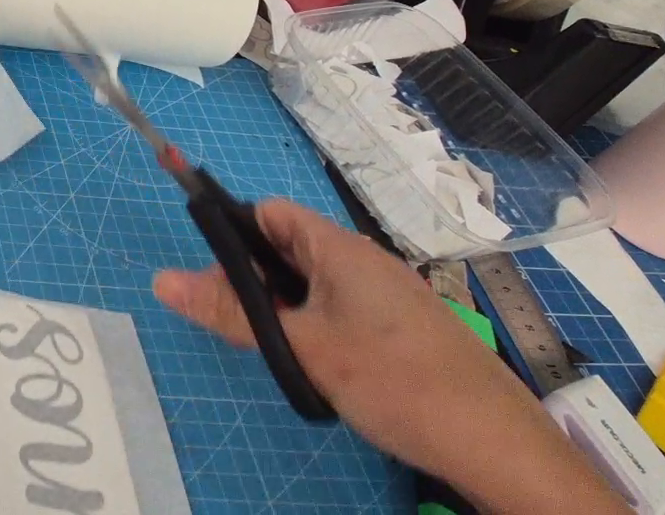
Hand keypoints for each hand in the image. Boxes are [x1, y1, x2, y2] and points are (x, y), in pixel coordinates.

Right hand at [154, 201, 629, 513]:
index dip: (236, 233)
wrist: (504, 452)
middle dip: (253, 278)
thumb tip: (160, 279)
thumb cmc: (395, 381)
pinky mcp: (402, 329)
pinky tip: (317, 364)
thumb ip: (228, 311)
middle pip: (286, 248)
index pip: (270, 212)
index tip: (219, 278)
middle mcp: (364, 261)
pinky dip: (314, 326)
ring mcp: (387, 296)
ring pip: (310, 283)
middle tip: (239, 321)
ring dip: (283, 307)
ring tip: (279, 347)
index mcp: (339, 248)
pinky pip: (338, 308)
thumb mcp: (299, 346)